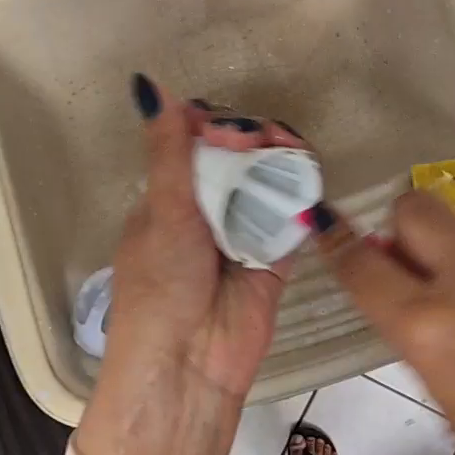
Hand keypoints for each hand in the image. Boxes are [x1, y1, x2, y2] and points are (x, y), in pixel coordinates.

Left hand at [70, 77, 299, 454]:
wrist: (185, 369)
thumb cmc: (159, 289)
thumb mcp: (161, 214)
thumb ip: (168, 154)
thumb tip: (148, 84)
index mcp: (164, 204)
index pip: (192, 149)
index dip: (214, 129)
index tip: (227, 125)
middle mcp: (202, 218)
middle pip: (236, 164)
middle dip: (252, 142)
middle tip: (264, 136)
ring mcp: (239, 240)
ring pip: (266, 189)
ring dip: (279, 164)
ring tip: (289, 147)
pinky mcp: (272, 265)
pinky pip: (290, 223)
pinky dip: (299, 200)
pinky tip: (306, 175)